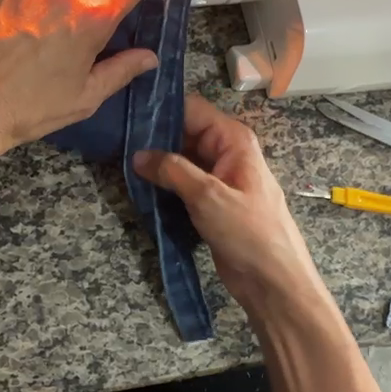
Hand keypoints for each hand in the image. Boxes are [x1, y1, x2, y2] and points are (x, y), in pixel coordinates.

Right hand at [133, 95, 334, 321]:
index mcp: (233, 140)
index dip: (161, 111)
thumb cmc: (249, 233)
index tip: (128, 117)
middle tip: (117, 143)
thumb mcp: (208, 196)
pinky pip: (181, 183)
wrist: (273, 282)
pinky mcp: (209, 201)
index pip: (192, 110)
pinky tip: (138, 186)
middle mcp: (225, 152)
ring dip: (156, 164)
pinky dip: (163, 184)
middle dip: (153, 138)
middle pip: (183, 133)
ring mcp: (217, 177)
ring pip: (180, 159)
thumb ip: (171, 170)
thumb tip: (137, 155)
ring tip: (121, 163)